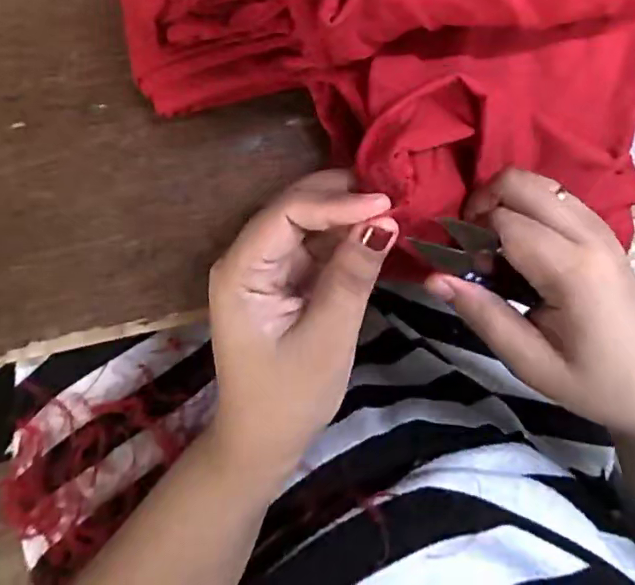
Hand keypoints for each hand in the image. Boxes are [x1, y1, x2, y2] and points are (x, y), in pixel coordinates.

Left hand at [205, 170, 397, 485]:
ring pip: (309, 217)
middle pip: (295, 205)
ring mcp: (268, 263)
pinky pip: (318, 239)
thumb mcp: (327, 338)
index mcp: (241, 270)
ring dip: (349, 210)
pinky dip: (348, 231)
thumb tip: (384, 220)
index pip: (287, 213)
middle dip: (343, 196)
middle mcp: (248, 255)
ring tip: (393, 204)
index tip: (384, 202)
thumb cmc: (289, 397)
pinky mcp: (287, 273)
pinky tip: (376, 227)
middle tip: (394, 193)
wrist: (263, 442)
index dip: (336, 202)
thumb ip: (352, 276)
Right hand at [425, 168, 634, 437]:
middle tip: (473, 242)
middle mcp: (588, 234)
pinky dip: (528, 202)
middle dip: (484, 200)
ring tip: (496, 241)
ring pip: (538, 181)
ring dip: (506, 198)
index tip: (465, 267)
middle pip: (521, 183)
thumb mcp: (531, 363)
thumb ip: (483, 315)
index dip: (473, 235)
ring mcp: (600, 226)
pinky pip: (555, 194)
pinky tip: (523, 240)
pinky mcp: (603, 227)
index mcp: (573, 269)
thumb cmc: (593, 382)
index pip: (505, 222)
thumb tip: (433, 278)